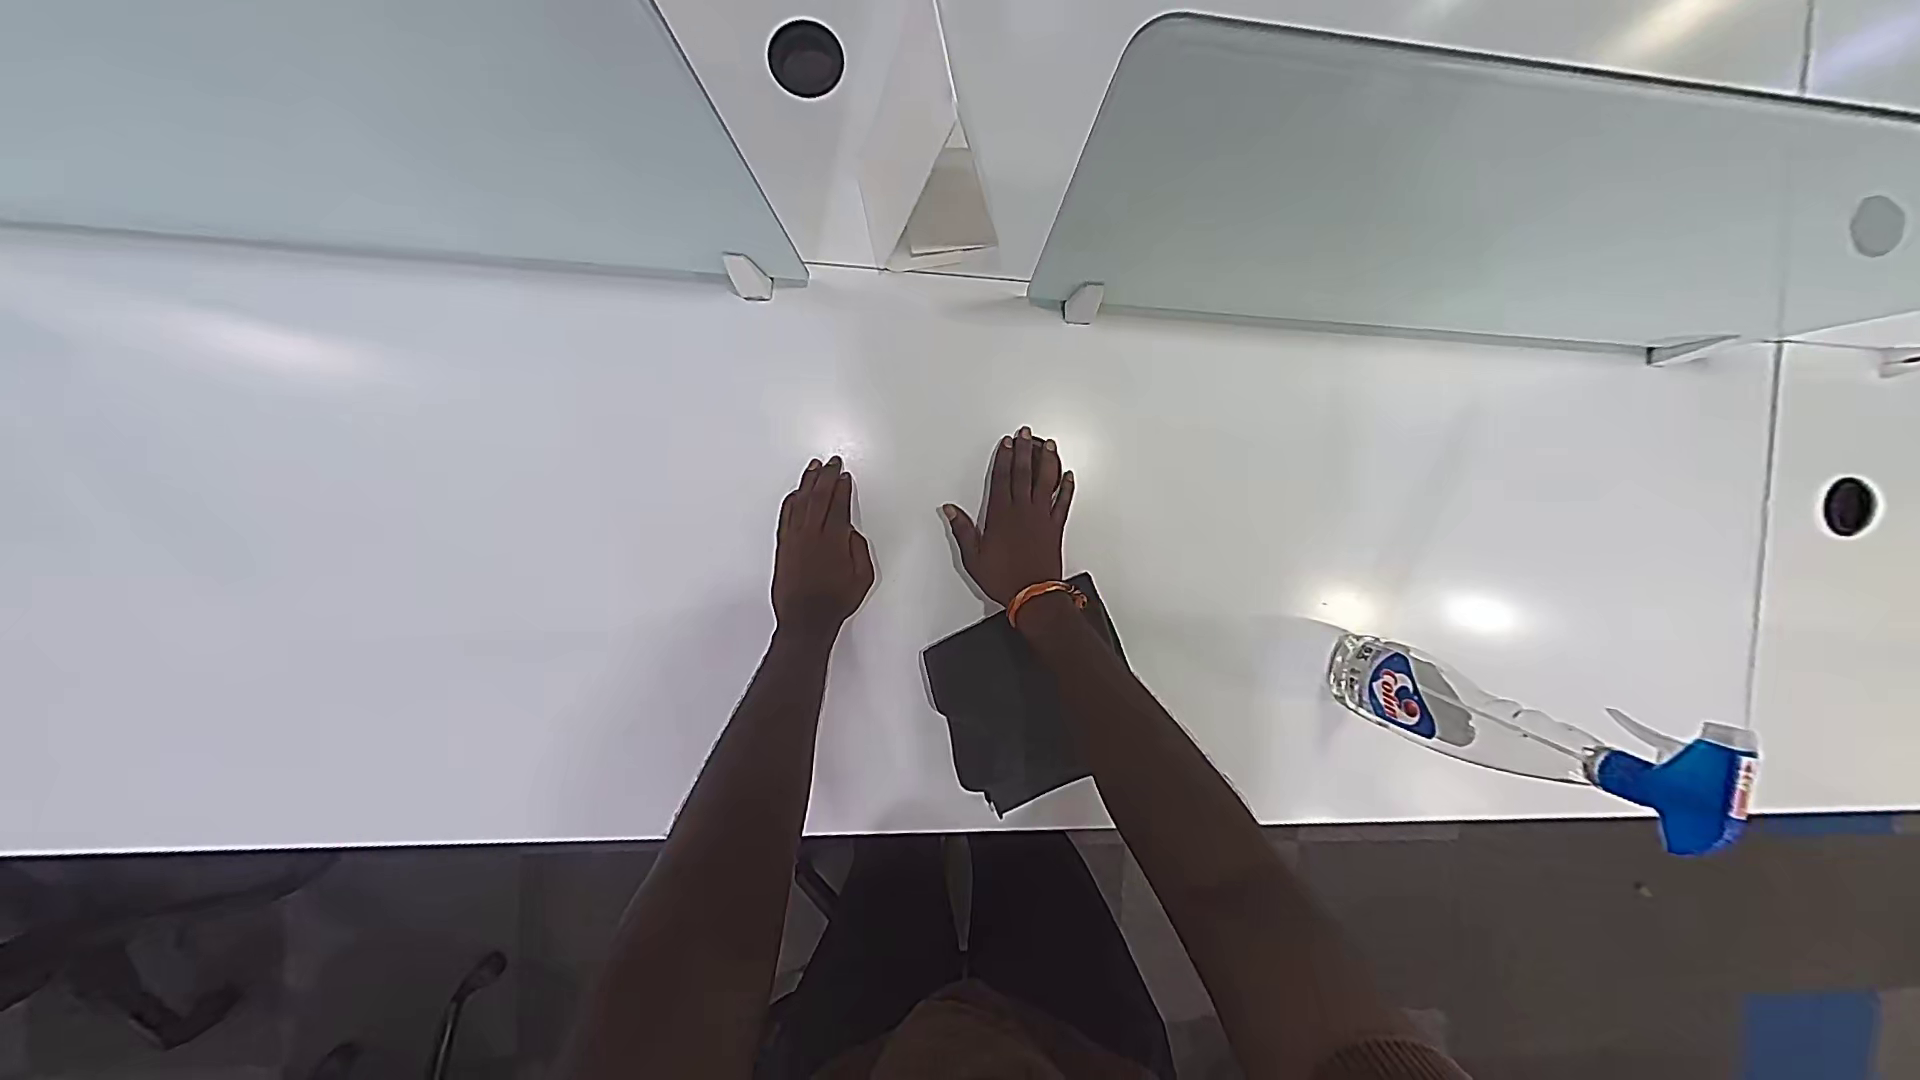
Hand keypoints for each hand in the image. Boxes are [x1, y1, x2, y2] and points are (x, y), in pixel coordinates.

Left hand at [773, 456, 874, 637]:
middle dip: (826, 476)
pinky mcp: (783, 546)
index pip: (839, 503)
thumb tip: (852, 534)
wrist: (805, 619)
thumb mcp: (863, 576)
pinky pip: (786, 515)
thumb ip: (859, 549)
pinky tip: (794, 493)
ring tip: (813, 468)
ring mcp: (795, 539)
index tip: (844, 476)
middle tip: (831, 463)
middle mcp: (812, 535)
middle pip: (819, 496)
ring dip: (808, 482)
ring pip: (801, 501)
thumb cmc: (833, 601)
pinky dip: (791, 501)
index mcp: (834, 539)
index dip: (842, 487)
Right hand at [943, 426, 1074, 605]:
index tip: (1006, 443)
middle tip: (1026, 434)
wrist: (1034, 595)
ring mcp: (1042, 518)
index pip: (1002, 478)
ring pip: (1045, 482)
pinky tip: (1068, 476)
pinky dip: (1066, 488)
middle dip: (1024, 450)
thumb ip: (963, 531)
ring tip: (1048, 445)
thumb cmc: (1004, 578)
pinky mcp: (1055, 527)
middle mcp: (1023, 511)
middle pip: (1023, 473)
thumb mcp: (973, 557)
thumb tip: (951, 511)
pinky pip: (1063, 502)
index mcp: (1001, 516)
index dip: (1004, 458)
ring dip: (1047, 461)